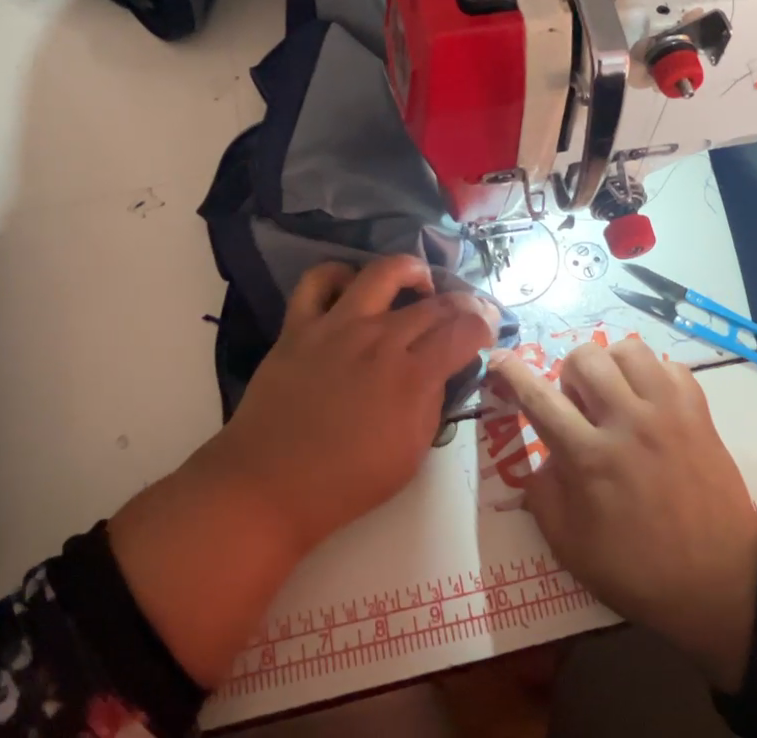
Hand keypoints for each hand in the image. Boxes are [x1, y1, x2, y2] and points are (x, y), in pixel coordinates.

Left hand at [109, 256, 495, 686]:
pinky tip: (353, 288)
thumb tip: (441, 373)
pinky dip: (340, 275)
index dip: (484, 326)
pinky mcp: (299, 326)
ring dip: (411, 272)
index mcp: (411, 377)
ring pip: (383, 273)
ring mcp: (336, 327)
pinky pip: (319, 280)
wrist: (270, 485)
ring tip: (418, 284)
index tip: (487, 331)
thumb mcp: (411, 453)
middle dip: (462, 303)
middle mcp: (379, 340)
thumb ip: (432, 403)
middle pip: (434, 303)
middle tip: (466, 313)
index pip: (464, 331)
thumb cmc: (347, 483)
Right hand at [491, 339, 756, 692]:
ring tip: (614, 396)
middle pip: (585, 358)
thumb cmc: (638, 570)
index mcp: (589, 457)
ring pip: (629, 350)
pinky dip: (653, 376)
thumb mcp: (570, 546)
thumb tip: (541, 459)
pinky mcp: (699, 413)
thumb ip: (543, 495)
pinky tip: (650, 404)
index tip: (498, 360)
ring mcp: (668, 412)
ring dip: (611, 366)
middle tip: (578, 407)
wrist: (719, 581)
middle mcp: (627, 422)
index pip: (539, 399)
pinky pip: (669, 366)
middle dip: (569, 374)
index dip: (512, 374)